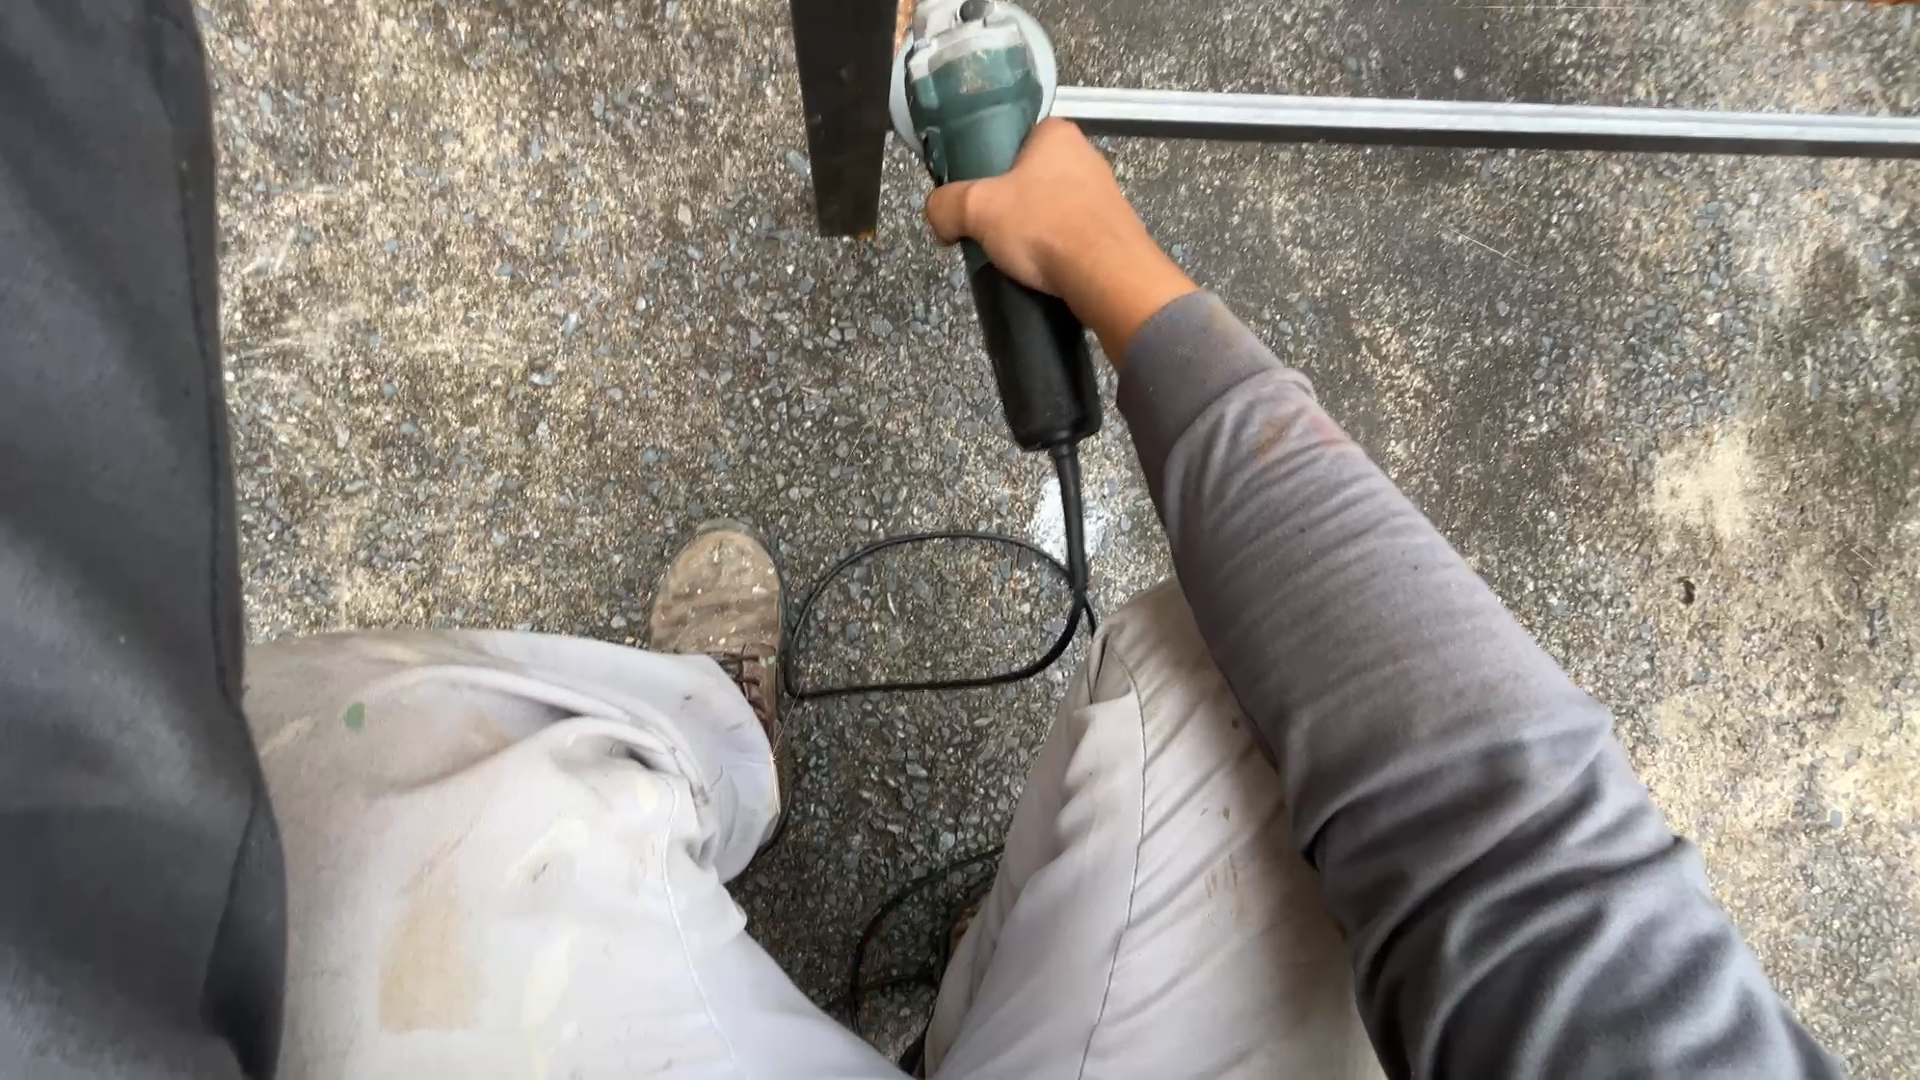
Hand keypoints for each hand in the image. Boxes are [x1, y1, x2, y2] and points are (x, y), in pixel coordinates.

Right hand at [923, 118, 1197, 362]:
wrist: (1106, 275)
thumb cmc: (1043, 227)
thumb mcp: (977, 209)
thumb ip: (946, 205)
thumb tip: (937, 216)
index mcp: (1055, 133)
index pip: (1010, 143)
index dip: (986, 173)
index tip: (975, 204)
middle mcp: (1085, 155)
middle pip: (1028, 181)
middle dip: (1008, 210)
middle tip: (990, 237)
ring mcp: (1103, 194)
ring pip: (1050, 212)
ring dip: (1032, 235)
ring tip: (1017, 261)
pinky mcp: (1113, 232)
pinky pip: (1071, 239)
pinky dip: (1055, 254)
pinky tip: (1044, 273)